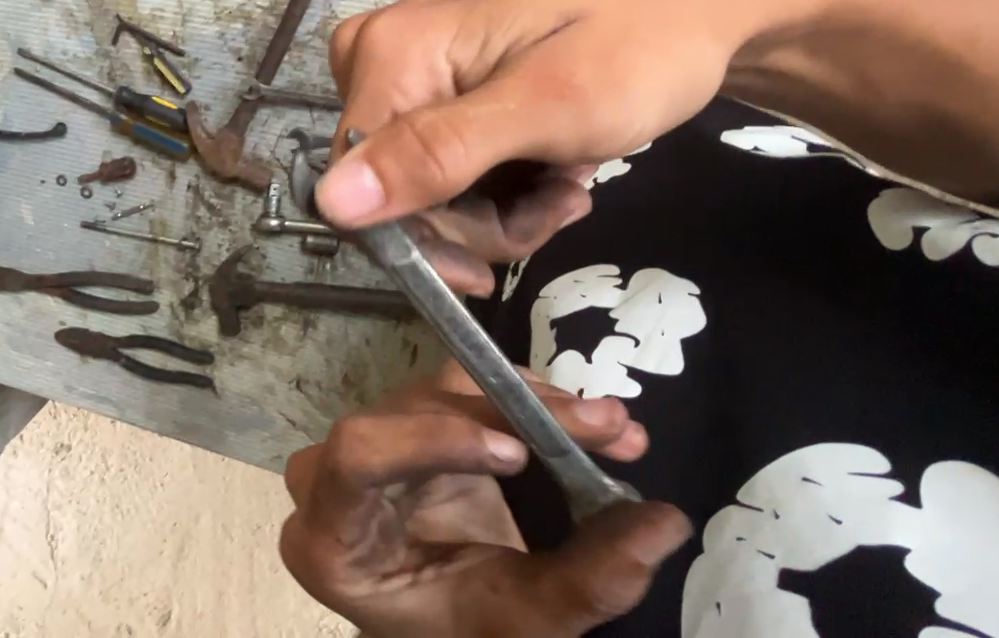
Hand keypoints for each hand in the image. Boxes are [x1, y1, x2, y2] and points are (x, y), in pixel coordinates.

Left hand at [280, 362, 690, 637]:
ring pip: (444, 388)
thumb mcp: (524, 620)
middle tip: (611, 428)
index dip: (434, 437)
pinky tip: (578, 418)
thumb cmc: (461, 624)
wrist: (435, 612)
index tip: (518, 452)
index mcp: (331, 532)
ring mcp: (369, 433)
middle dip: (514, 412)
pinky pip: (458, 385)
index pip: (358, 454)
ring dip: (533, 401)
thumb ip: (588, 580)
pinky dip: (524, 398)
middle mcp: (332, 468)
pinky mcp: (404, 413)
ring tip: (614, 429)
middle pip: (413, 412)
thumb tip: (667, 520)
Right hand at [316, 0, 813, 244]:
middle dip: (474, 220)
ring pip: (417, 186)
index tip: (505, 245)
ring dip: (495, 206)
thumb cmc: (641, 41)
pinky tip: (550, 164)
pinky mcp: (432, 79)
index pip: (358, 187)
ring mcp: (404, 66)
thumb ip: (439, 152)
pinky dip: (498, 183)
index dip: (427, 235)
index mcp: (390, 54)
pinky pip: (439, 163)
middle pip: (388, 188)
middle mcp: (377, 56)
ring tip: (564, 181)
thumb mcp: (550, 106)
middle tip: (556, 201)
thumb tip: (331, 202)